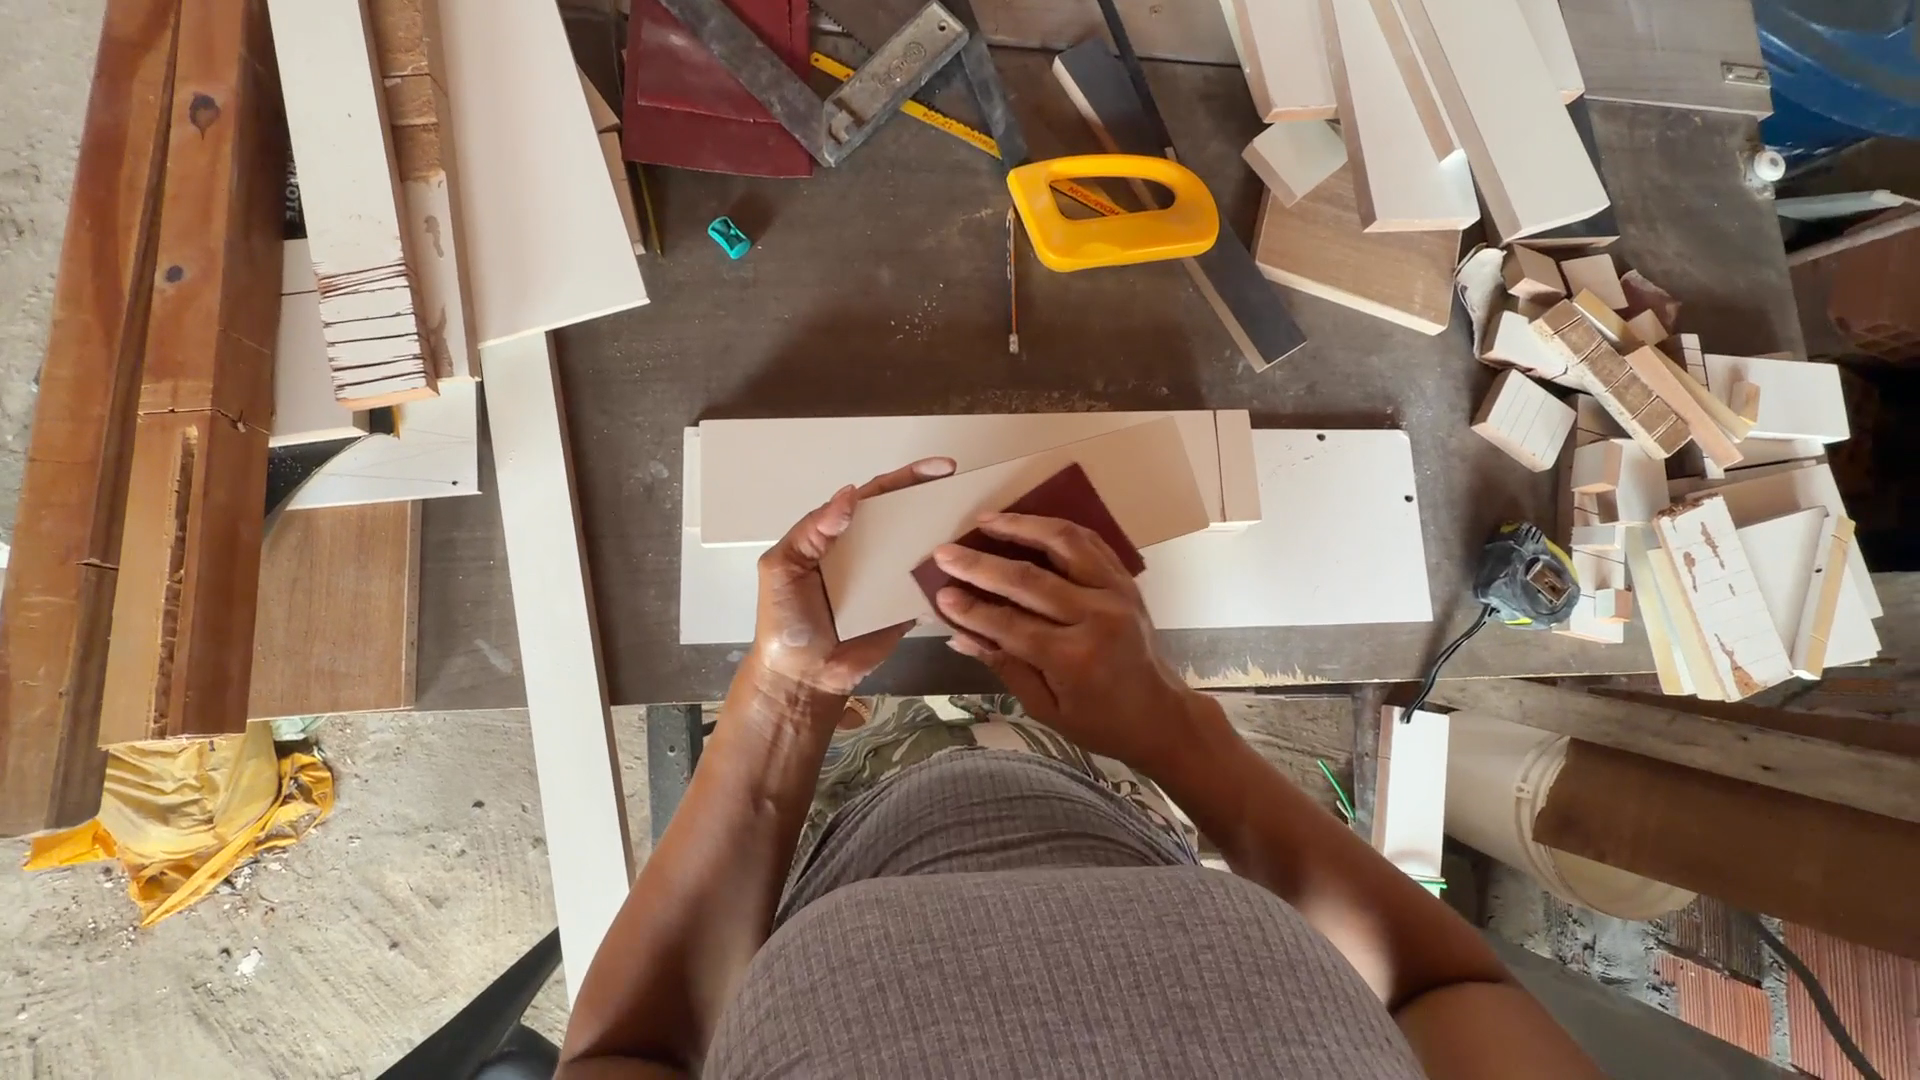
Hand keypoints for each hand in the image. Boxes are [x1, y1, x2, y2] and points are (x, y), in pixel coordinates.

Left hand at [749, 457, 955, 698]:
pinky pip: (929, 588)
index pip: (875, 498)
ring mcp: (890, 579)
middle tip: (964, 486)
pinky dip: (948, 577)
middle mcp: (869, 551)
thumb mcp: (783, 567)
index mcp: (839, 535)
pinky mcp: (905, 608)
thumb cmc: (785, 620)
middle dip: (934, 497)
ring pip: (922, 548)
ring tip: (975, 521)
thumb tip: (850, 494)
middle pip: (905, 516)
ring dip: (947, 534)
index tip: (939, 468)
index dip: (905, 478)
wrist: (801, 677)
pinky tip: (969, 565)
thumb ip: (813, 531)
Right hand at [928, 513, 1216, 772]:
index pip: (1011, 626)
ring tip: (986, 520)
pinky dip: (1056, 528)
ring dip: (1021, 527)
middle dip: (981, 565)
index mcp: (1075, 659)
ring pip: (1064, 543)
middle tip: (946, 552)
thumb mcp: (1045, 708)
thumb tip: (960, 634)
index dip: (973, 609)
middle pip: (1029, 580)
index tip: (940, 594)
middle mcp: (1098, 618)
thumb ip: (1004, 666)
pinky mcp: (1125, 580)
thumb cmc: (1098, 721)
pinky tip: (1028, 523)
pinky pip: (1089, 541)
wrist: (1159, 714)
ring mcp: (1116, 593)